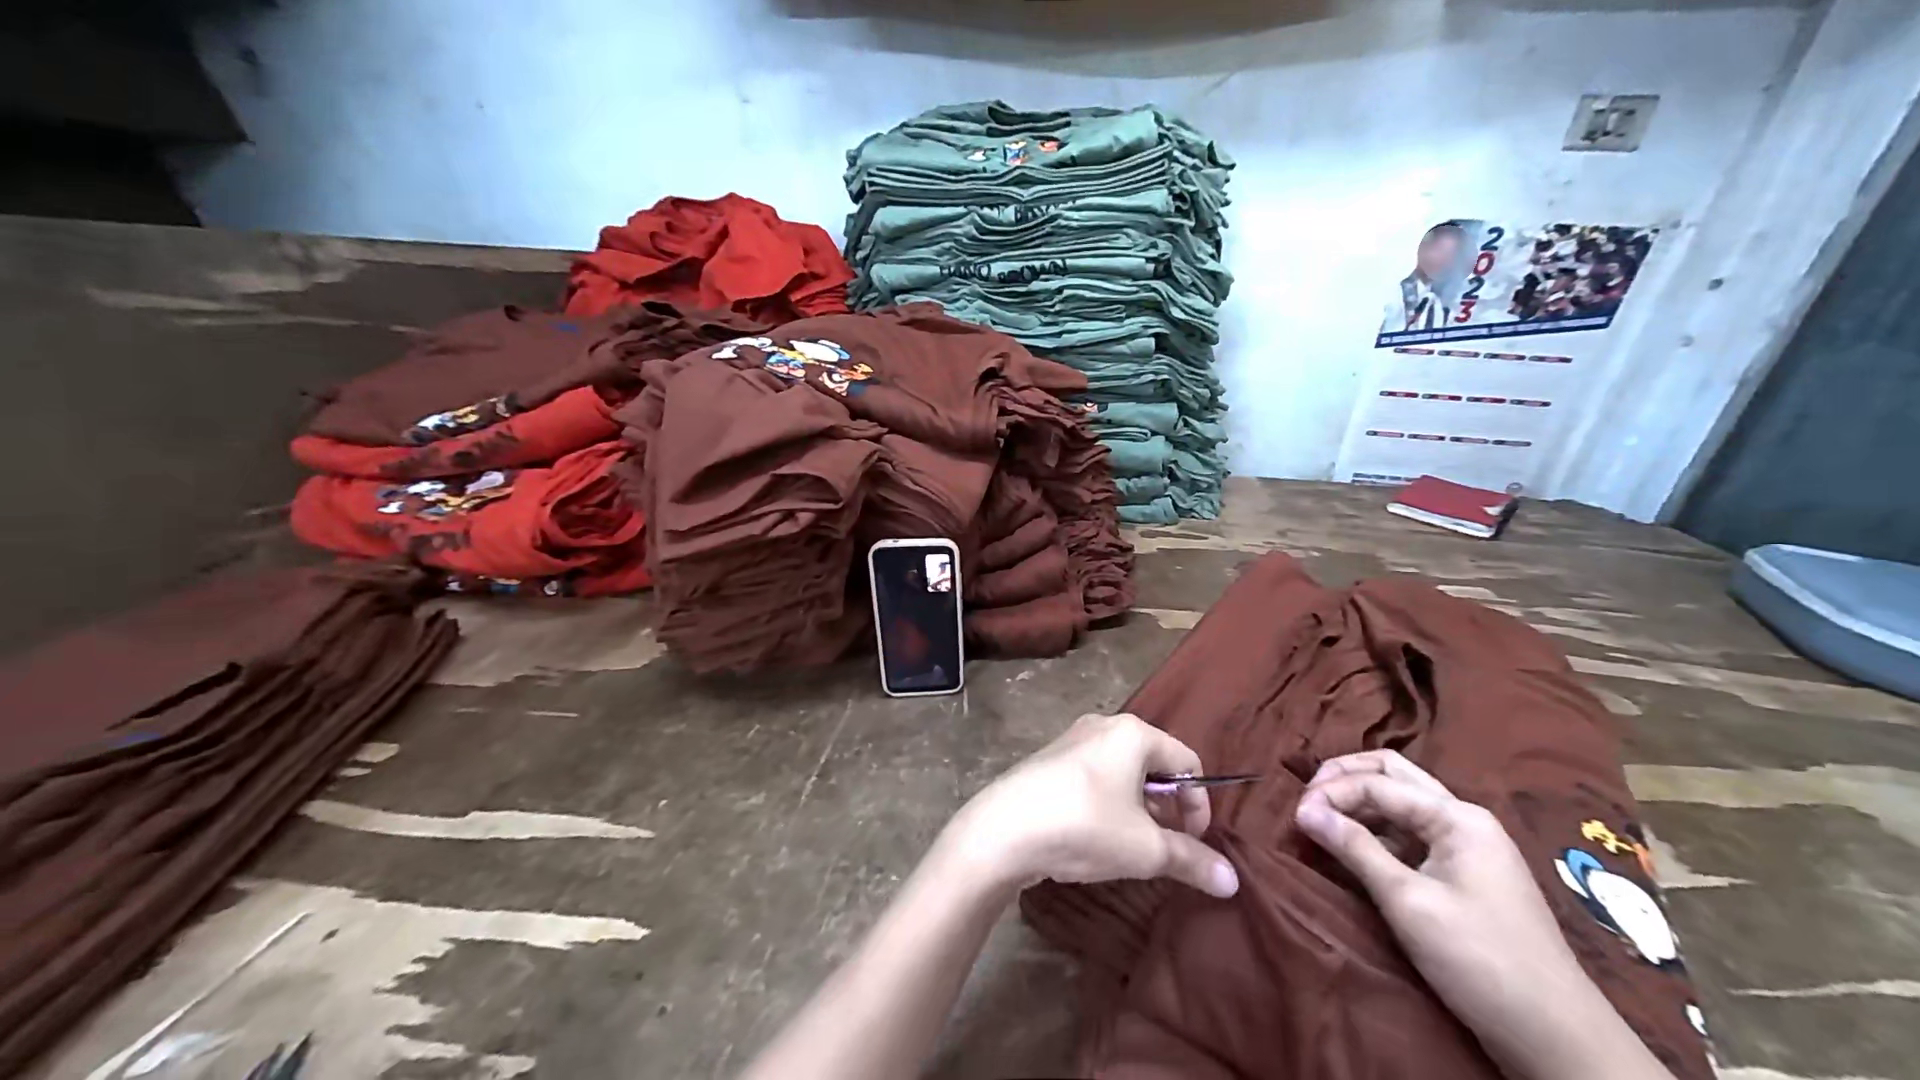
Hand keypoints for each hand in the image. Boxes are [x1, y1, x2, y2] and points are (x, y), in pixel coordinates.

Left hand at [944, 713, 1239, 898]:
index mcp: (1132, 733)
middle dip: (1167, 807)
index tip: (1194, 843)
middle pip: (1154, 764)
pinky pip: (1094, 777)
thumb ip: (1191, 859)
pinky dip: (1108, 803)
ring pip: (1122, 773)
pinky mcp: (1048, 761)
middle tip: (1165, 847)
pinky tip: (1096, 837)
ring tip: (1131, 847)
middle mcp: (1102, 726)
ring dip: (1138, 808)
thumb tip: (1233, 881)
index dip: (1198, 804)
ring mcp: (1071, 741)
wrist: (1002, 831)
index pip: (1187, 761)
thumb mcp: (1145, 849)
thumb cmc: (1084, 827)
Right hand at [1295, 750, 1672, 1079]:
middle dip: (1344, 777)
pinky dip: (1374, 830)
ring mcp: (1466, 846)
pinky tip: (1351, 844)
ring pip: (1400, 801)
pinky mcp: (1462, 873)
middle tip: (1307, 798)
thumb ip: (1354, 848)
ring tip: (1321, 819)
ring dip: (1358, 802)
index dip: (1331, 793)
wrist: (1555, 1035)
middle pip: (1393, 774)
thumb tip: (1304, 810)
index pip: (1378, 784)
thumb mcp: (1408, 901)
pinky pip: (1409, 833)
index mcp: (1457, 817)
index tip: (1295, 817)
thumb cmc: (1479, 959)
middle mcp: (1463, 818)